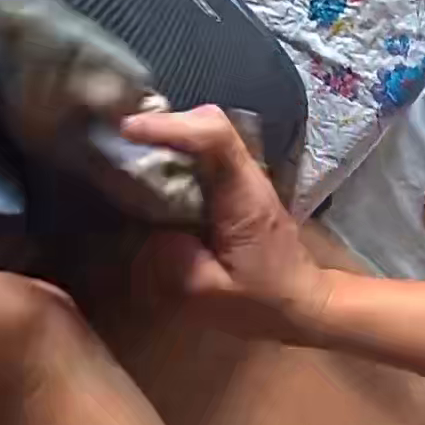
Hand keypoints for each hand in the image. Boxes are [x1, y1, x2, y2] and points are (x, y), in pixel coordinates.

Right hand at [121, 106, 331, 339]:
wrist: (304, 301)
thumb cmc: (265, 301)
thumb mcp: (212, 295)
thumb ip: (175, 265)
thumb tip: (146, 232)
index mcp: (244, 198)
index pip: (215, 138)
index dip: (170, 126)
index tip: (128, 129)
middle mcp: (249, 177)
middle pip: (211, 124)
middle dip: (164, 123)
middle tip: (120, 137)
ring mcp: (247, 179)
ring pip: (209, 134)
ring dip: (170, 134)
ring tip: (130, 149)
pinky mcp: (240, 187)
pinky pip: (208, 153)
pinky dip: (179, 151)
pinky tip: (155, 170)